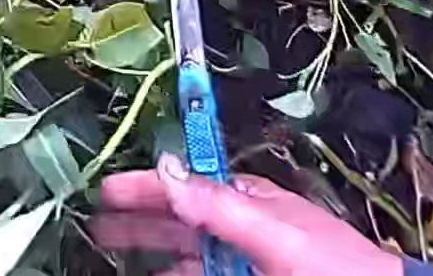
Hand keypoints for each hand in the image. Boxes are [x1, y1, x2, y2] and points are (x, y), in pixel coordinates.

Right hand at [92, 153, 403, 275]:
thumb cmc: (334, 268)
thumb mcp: (274, 231)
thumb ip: (218, 203)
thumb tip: (165, 167)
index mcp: (247, 202)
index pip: (184, 186)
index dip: (146, 185)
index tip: (108, 188)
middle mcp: (242, 231)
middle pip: (179, 223)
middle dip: (139, 221)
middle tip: (97, 225)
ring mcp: (247, 267)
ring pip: (189, 259)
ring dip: (154, 257)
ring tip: (115, 259)